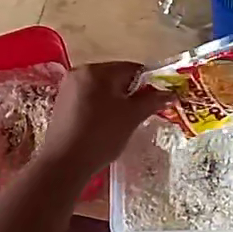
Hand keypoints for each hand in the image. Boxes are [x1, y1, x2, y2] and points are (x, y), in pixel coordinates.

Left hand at [35, 61, 169, 179]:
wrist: (65, 163)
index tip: (158, 99)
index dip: (149, 83)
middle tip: (141, 113)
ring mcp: (68, 89)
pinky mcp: (62, 105)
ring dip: (116, 102)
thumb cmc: (101, 135)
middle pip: (115, 77)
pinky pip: (89, 100)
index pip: (131, 68)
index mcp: (96, 70)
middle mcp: (79, 73)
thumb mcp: (132, 117)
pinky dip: (101, 108)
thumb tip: (170, 93)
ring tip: (123, 123)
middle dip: (131, 93)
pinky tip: (105, 126)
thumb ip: (152, 100)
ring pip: (102, 90)